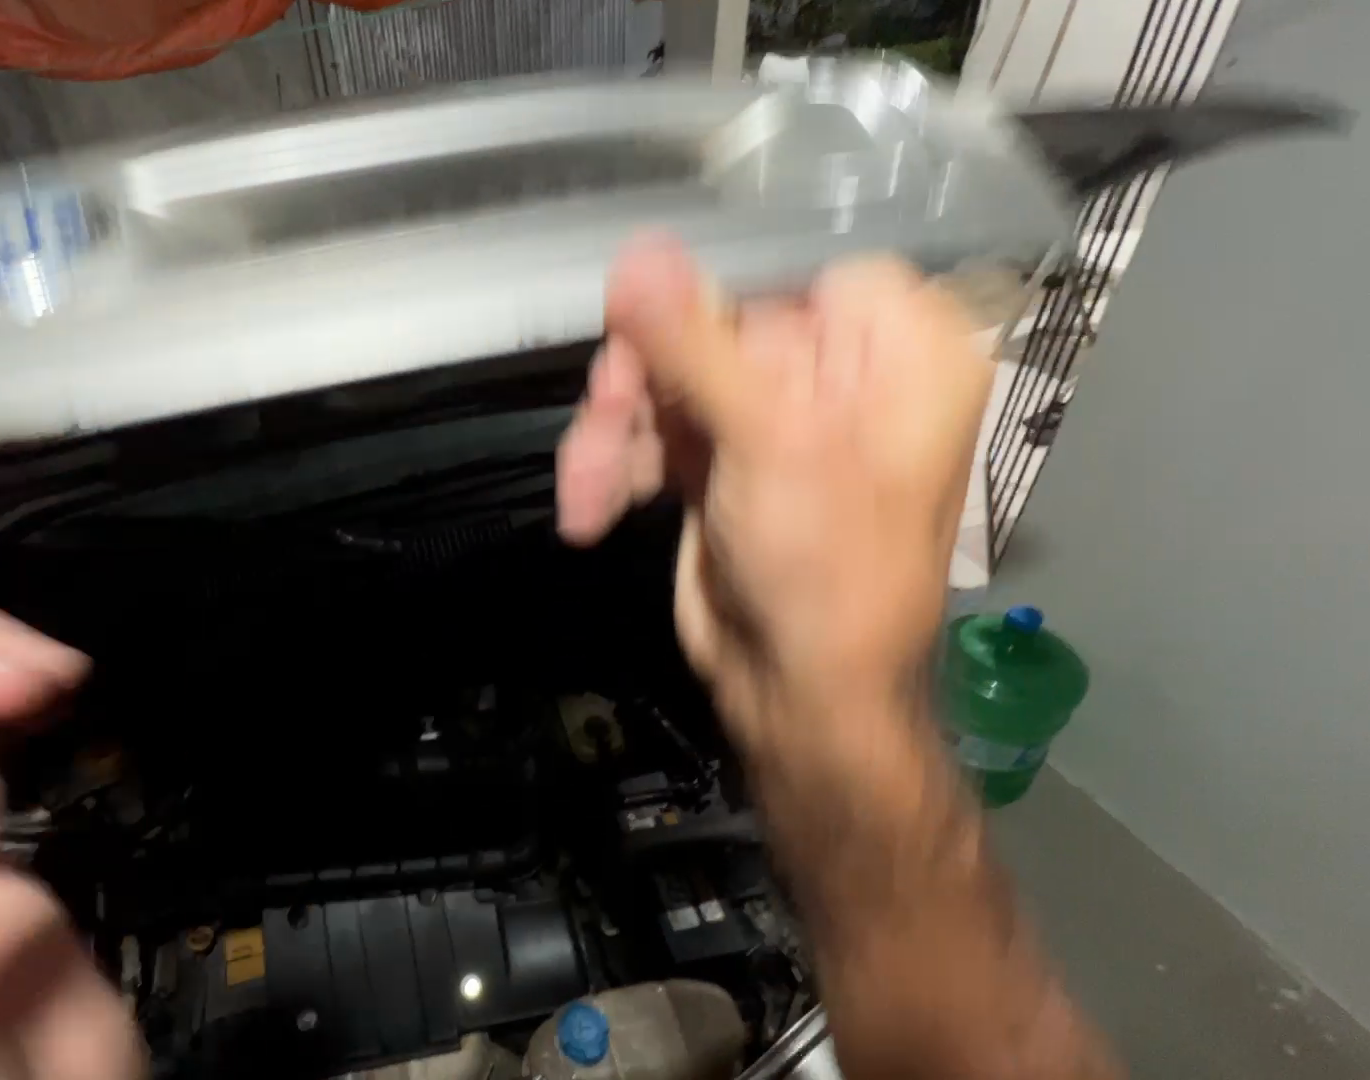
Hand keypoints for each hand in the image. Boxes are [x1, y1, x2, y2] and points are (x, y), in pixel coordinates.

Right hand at [557, 235, 990, 747]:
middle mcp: (832, 376)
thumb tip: (635, 254)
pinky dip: (612, 465)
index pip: (797, 273)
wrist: (795, 690)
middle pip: (709, 326)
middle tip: (606, 417)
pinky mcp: (715, 460)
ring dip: (613, 434)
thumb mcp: (766, 445)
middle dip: (644, 380)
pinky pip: (648, 430)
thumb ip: (696, 345)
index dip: (722, 301)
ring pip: (663, 380)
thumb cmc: (824, 571)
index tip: (661, 339)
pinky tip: (591, 509)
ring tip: (586, 492)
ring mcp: (766, 420)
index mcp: (893, 351)